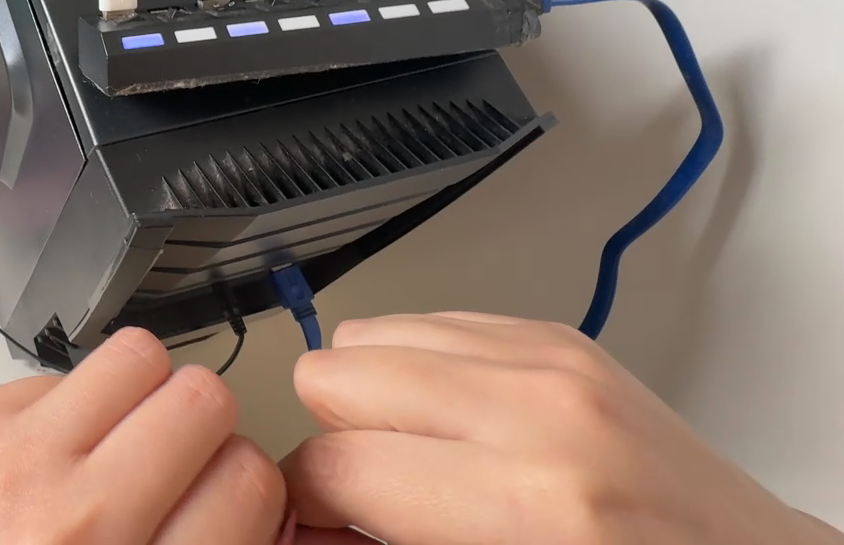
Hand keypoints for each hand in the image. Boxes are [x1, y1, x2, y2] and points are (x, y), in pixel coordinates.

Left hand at [0, 327, 289, 543]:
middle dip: (204, 423)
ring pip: (134, 355)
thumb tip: (229, 517)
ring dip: (143, 388)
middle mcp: (80, 515)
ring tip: (122, 427)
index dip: (248, 483)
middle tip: (180, 453)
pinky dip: (66, 404)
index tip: (228, 493)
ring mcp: (17, 453)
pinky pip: (54, 375)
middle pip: (201, 398)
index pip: (249, 482)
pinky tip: (47, 446)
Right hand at [280, 313, 843, 544]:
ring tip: (427, 446)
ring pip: (361, 334)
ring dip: (374, 392)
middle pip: (330, 374)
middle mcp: (531, 406)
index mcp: (531, 504)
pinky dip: (418, 368)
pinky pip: (418, 321)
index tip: (327, 522)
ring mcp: (542, 352)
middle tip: (384, 485)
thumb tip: (295, 531)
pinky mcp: (548, 329)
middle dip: (339, 435)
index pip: (336, 466)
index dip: (310, 501)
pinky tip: (464, 420)